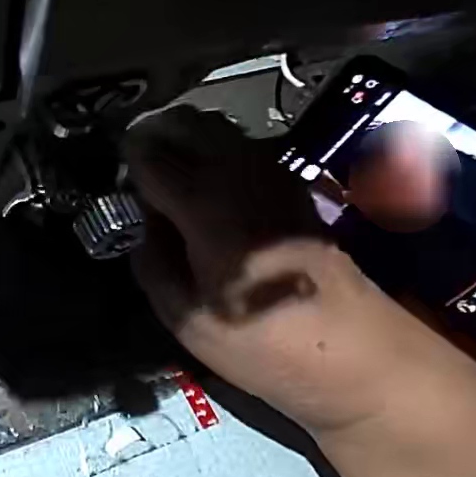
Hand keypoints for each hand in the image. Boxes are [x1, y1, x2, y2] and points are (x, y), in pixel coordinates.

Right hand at [124, 108, 454, 436]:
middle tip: (140, 168)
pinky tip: (211, 186)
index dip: (129, 161)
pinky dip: (218, 151)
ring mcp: (274, 175)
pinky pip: (245, 148)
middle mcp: (242, 175)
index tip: (119, 180)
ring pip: (219, 128)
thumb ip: (152, 265)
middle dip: (156, 134)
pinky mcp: (294, 186)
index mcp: (207, 206)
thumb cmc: (264, 346)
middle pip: (189, 123)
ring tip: (172, 175)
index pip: (153, 156)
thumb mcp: (187, 322)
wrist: (356, 352)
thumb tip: (143, 227)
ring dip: (188, 139)